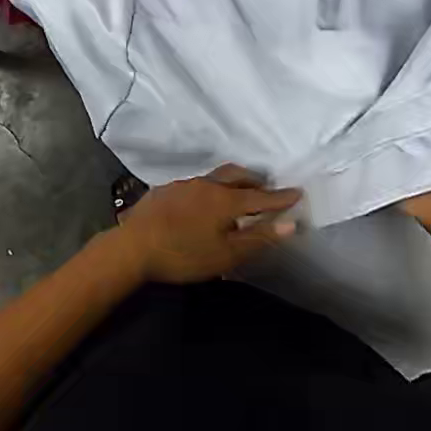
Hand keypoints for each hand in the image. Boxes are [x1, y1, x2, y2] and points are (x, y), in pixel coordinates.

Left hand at [109, 166, 301, 283]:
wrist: (133, 247)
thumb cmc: (184, 255)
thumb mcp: (226, 254)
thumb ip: (258, 238)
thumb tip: (289, 224)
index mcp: (224, 199)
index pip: (259, 196)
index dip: (279, 197)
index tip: (296, 192)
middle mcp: (205, 185)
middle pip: (236, 175)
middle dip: (254, 180)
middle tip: (266, 186)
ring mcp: (183, 185)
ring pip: (214, 177)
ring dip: (230, 182)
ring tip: (236, 192)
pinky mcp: (165, 190)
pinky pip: (195, 184)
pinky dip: (208, 189)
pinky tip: (202, 202)